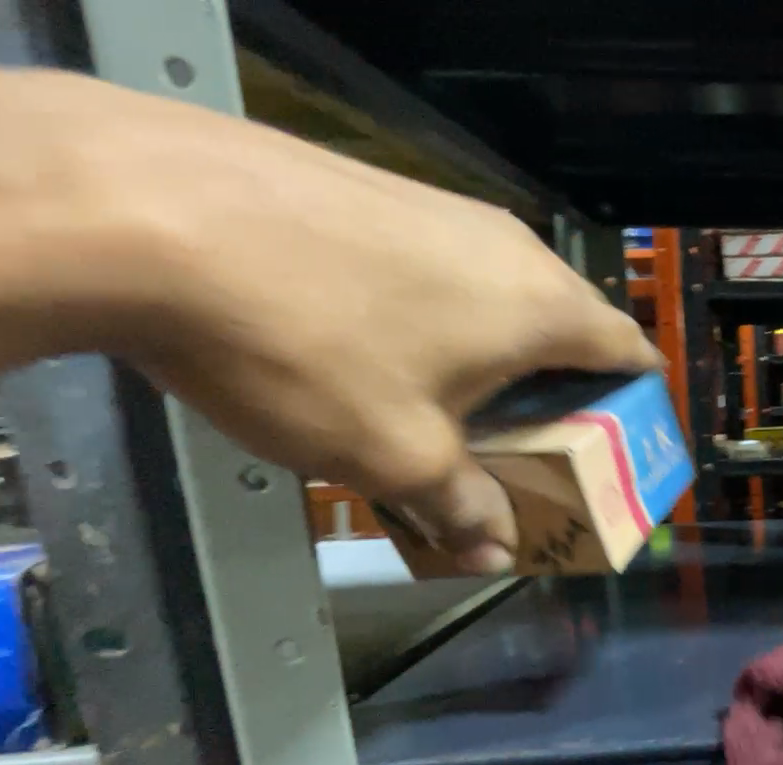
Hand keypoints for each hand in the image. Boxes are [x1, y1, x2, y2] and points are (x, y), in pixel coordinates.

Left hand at [2, 73, 661, 572]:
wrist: (143, 209)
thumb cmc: (313, 348)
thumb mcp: (397, 454)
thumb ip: (463, 505)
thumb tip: (495, 555)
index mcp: (544, 310)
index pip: (630, 348)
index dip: (639, 394)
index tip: (624, 430)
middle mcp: (514, 250)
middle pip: (573, 320)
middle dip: (568, 379)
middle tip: (539, 432)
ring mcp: (448, 211)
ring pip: (508, 288)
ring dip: (504, 344)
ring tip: (462, 392)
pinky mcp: (385, 191)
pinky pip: (449, 262)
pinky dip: (448, 306)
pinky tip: (388, 336)